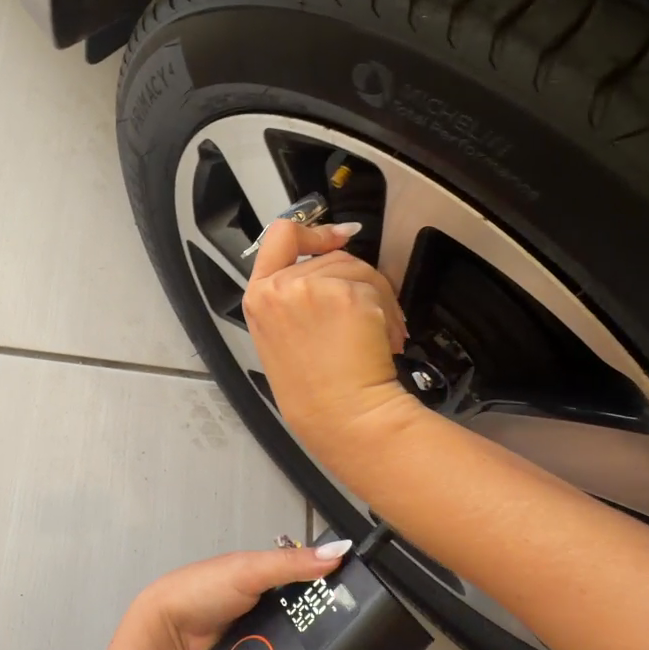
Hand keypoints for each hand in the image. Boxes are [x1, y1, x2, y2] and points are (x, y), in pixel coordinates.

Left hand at [132, 543, 353, 649]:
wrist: (168, 631)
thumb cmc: (203, 588)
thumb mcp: (249, 569)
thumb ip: (291, 563)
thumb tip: (338, 550)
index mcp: (267, 579)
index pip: (310, 586)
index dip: (333, 595)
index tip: (360, 607)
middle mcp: (266, 608)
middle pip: (306, 625)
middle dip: (319, 635)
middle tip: (343, 645)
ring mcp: (259, 639)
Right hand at [242, 219, 411, 457]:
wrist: (342, 417)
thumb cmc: (315, 390)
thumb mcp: (282, 334)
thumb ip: (293, 294)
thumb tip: (332, 260)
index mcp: (258, 295)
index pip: (278, 237)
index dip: (312, 232)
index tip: (335, 238)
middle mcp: (279, 286)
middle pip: (329, 256)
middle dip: (356, 281)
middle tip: (367, 319)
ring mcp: (311, 287)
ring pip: (357, 269)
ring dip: (377, 298)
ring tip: (378, 337)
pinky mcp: (347, 294)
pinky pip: (376, 287)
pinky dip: (390, 313)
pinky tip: (385, 341)